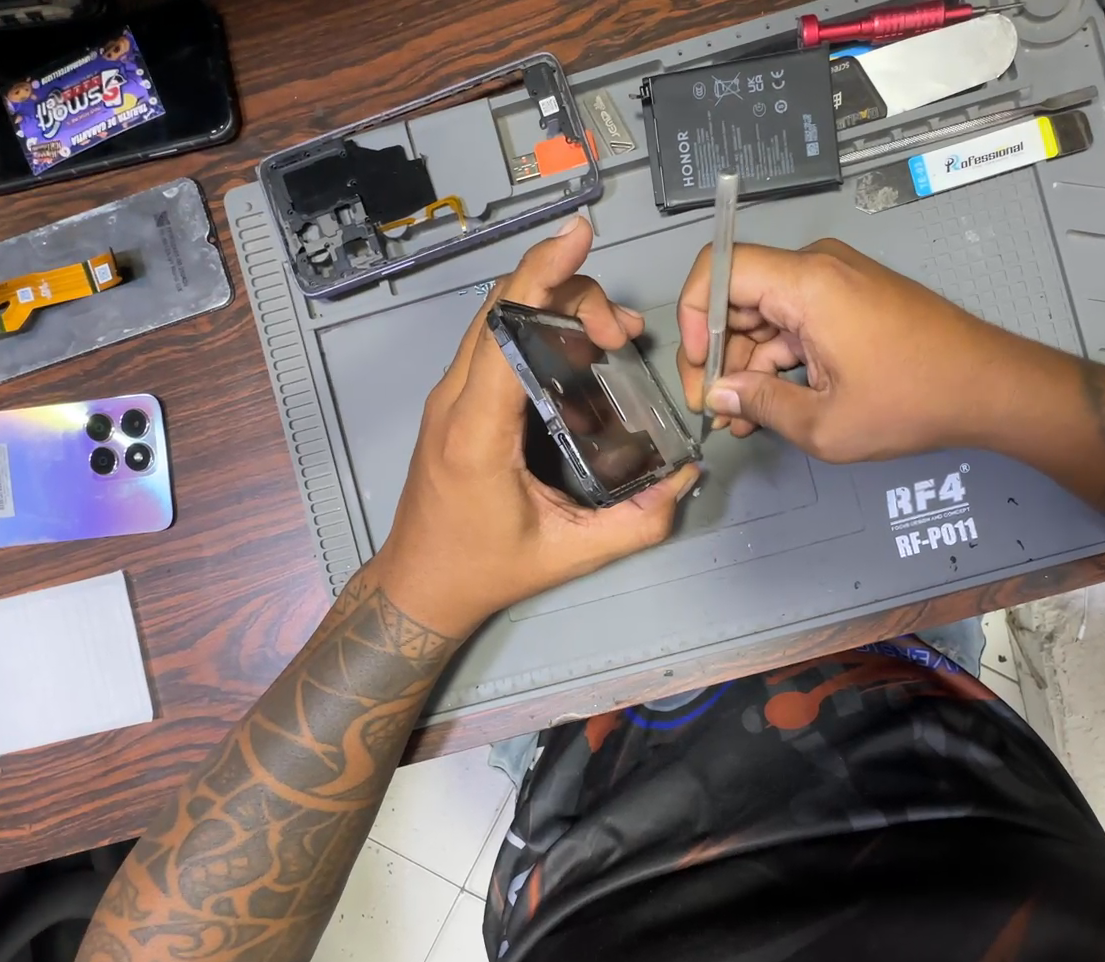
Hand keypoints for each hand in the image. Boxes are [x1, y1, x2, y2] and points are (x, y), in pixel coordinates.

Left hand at [374, 218, 699, 637]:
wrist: (420, 584)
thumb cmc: (484, 570)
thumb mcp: (570, 554)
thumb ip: (636, 522)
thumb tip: (684, 479)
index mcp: (476, 431)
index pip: (505, 327)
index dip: (544, 273)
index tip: (579, 234)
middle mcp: (454, 400)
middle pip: (502, 307)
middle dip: (567, 293)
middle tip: (620, 335)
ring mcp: (448, 398)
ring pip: (495, 318)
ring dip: (552, 307)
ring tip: (609, 339)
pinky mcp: (454, 403)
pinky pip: (492, 344)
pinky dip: (535, 329)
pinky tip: (576, 355)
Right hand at [676, 240, 992, 461]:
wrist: (987, 387)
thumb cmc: (916, 400)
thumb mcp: (824, 423)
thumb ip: (761, 406)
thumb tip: (720, 395)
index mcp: (808, 284)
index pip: (720, 268)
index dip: (692, 316)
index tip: (696, 366)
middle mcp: (818, 270)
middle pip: (739, 298)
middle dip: (718, 355)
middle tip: (716, 407)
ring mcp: (836, 284)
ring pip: (764, 316)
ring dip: (747, 366)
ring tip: (742, 418)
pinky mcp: (849, 302)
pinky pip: (794, 324)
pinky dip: (777, 361)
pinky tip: (770, 403)